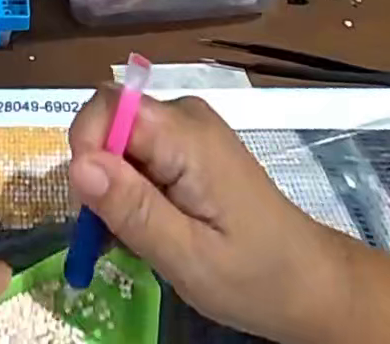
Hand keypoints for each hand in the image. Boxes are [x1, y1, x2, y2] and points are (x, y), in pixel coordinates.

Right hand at [68, 87, 352, 341]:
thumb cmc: (256, 277)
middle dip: (97, 173)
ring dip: (112, 185)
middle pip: (111, 120)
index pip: (109, 105)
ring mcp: (186, 126)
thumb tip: (76, 165)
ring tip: (133, 239)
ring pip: (120, 138)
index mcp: (185, 134)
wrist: (313, 283)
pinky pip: (138, 149)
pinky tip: (147, 225)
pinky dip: (129, 186)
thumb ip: (131, 207)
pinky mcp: (187, 142)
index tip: (89, 203)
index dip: (86, 145)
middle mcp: (182, 114)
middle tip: (109, 233)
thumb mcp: (188, 257)